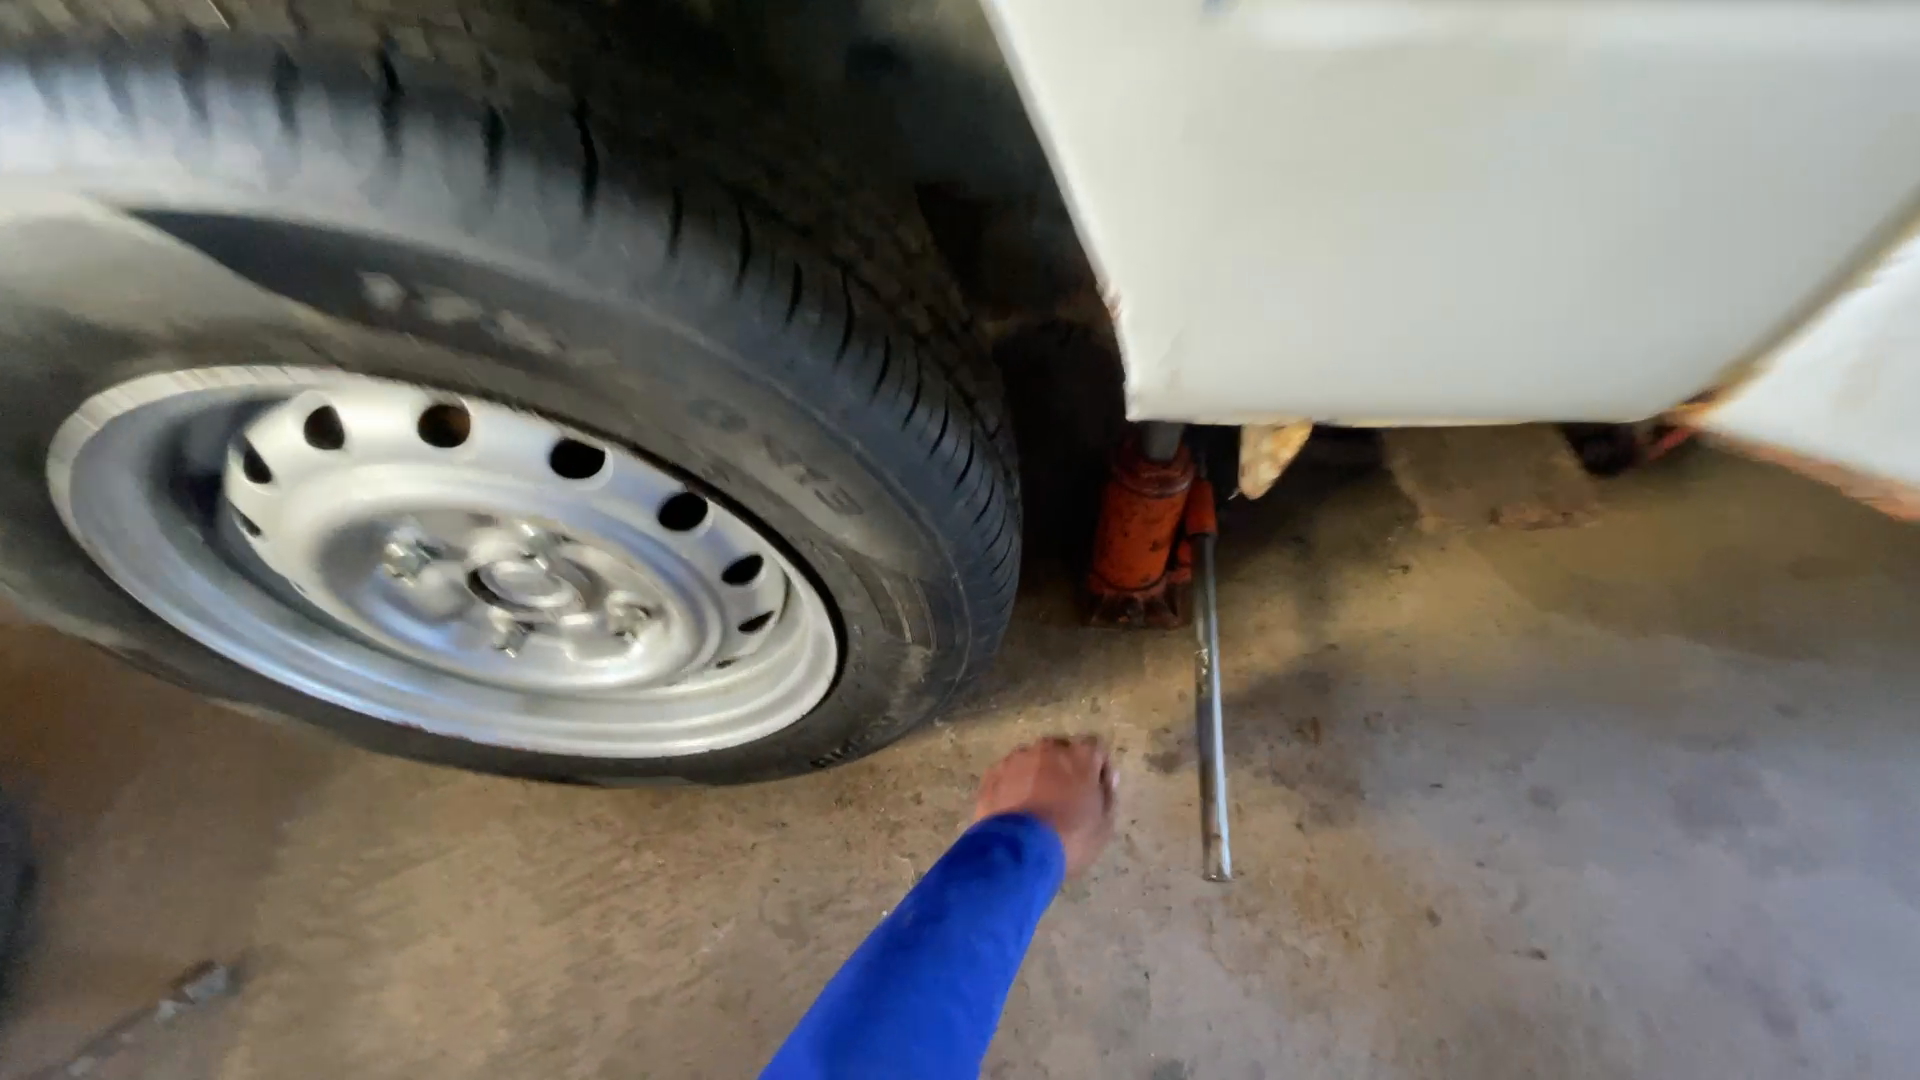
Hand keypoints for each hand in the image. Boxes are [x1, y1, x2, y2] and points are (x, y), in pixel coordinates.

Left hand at [972, 737, 1117, 876]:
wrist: (1020, 851)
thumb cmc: (1071, 838)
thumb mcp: (1104, 825)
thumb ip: (1107, 794)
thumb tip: (1107, 777)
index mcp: (1080, 756)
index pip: (1095, 748)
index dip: (1096, 767)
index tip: (1094, 788)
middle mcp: (1048, 748)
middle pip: (1060, 751)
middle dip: (1063, 767)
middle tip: (1063, 796)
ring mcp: (1017, 758)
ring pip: (1031, 760)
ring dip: (1035, 774)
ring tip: (1033, 804)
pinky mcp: (993, 773)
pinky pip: (1008, 773)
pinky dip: (1012, 785)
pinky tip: (1013, 809)